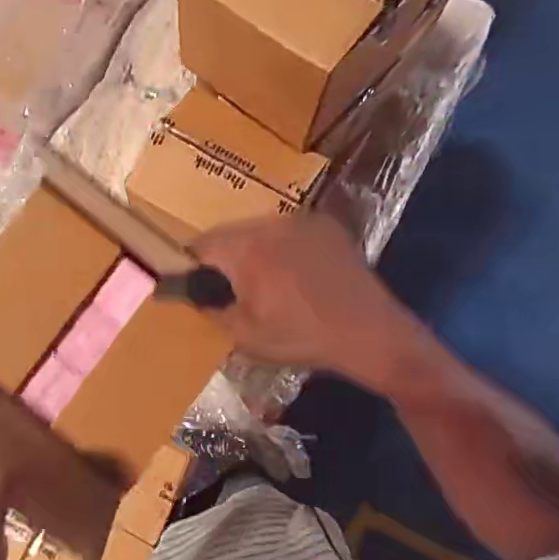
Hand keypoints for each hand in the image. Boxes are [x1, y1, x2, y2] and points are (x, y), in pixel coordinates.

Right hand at [192, 215, 435, 391]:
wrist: (370, 333)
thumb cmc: (301, 337)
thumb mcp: (244, 335)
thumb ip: (210, 309)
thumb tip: (190, 295)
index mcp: (246, 250)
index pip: (200, 245)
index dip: (189, 264)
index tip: (190, 283)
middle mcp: (271, 225)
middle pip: (230, 234)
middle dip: (222, 257)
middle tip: (227, 288)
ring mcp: (302, 222)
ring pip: (259, 230)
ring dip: (252, 250)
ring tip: (263, 282)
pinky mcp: (327, 227)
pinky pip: (288, 231)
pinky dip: (281, 248)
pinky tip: (293, 275)